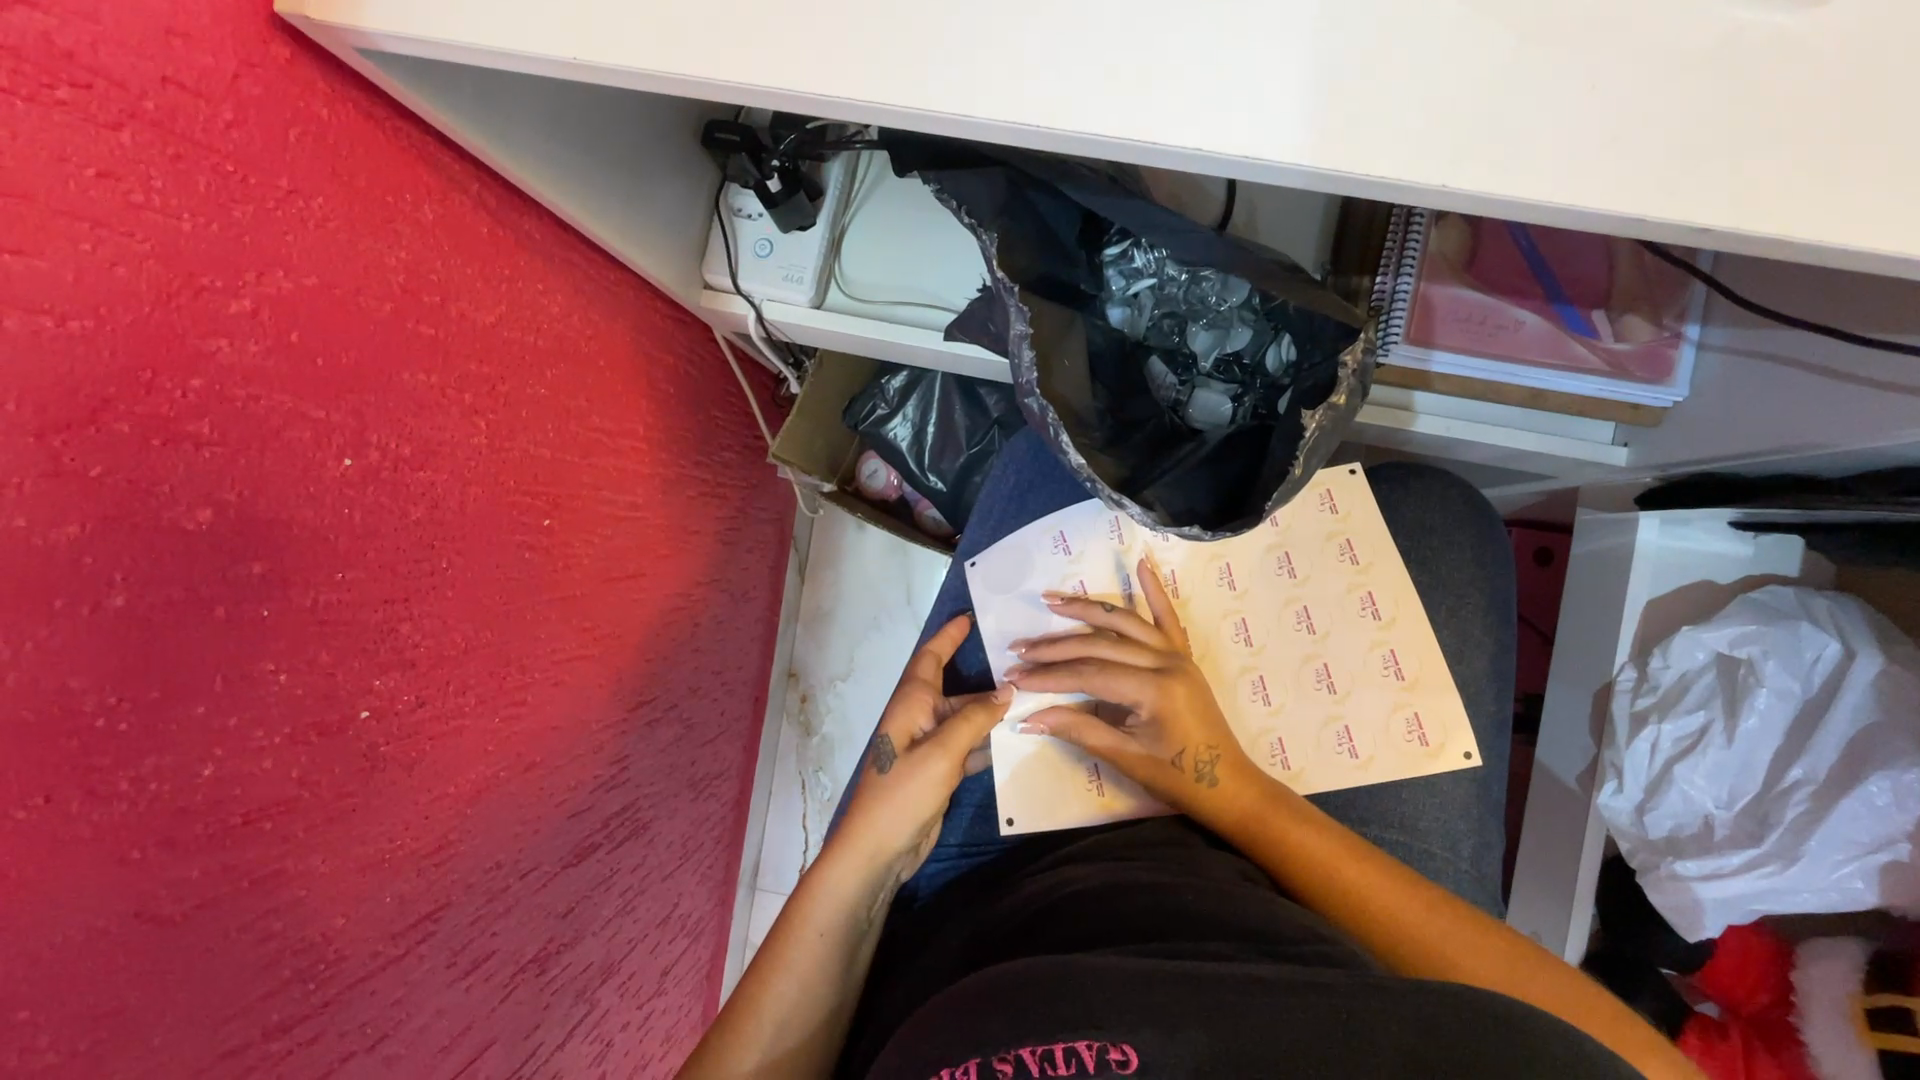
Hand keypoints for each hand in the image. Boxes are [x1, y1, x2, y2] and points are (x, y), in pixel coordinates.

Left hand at [831, 614, 1011, 884]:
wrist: (878, 850)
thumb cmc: (903, 794)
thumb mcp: (942, 752)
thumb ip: (975, 719)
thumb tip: (1006, 690)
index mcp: (912, 702)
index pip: (931, 657)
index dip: (949, 636)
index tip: (971, 618)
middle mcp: (919, 718)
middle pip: (956, 690)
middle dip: (987, 682)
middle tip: (1028, 671)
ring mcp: (928, 747)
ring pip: (965, 720)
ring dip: (992, 714)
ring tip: (1032, 703)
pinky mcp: (937, 772)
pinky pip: (967, 747)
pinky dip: (988, 742)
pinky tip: (1016, 741)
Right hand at [1006, 557, 1255, 818]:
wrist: (1228, 786)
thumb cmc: (1177, 778)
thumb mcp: (1125, 757)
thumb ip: (1077, 730)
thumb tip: (1026, 718)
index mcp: (1155, 690)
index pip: (1089, 674)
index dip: (1049, 676)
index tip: (1015, 677)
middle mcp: (1167, 662)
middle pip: (1100, 645)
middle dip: (1055, 647)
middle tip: (1018, 648)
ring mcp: (1178, 655)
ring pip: (1125, 623)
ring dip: (1086, 610)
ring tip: (1051, 601)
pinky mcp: (1184, 656)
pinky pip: (1168, 617)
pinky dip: (1155, 589)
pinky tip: (1141, 564)